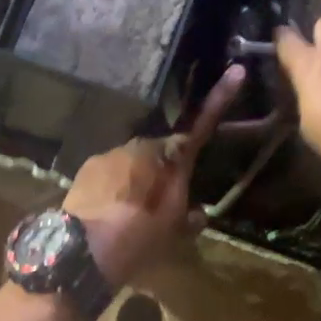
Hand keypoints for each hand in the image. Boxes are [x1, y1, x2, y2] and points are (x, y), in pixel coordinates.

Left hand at [62, 65, 244, 285]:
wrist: (84, 249)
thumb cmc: (139, 239)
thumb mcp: (173, 235)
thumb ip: (190, 219)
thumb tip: (199, 213)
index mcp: (173, 159)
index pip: (203, 124)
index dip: (221, 96)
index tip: (236, 70)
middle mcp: (145, 145)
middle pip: (163, 150)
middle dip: (166, 167)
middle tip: (163, 200)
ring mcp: (116, 151)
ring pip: (136, 159)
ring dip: (139, 176)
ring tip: (132, 210)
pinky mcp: (91, 162)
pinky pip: (112, 168)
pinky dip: (115, 182)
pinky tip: (110, 207)